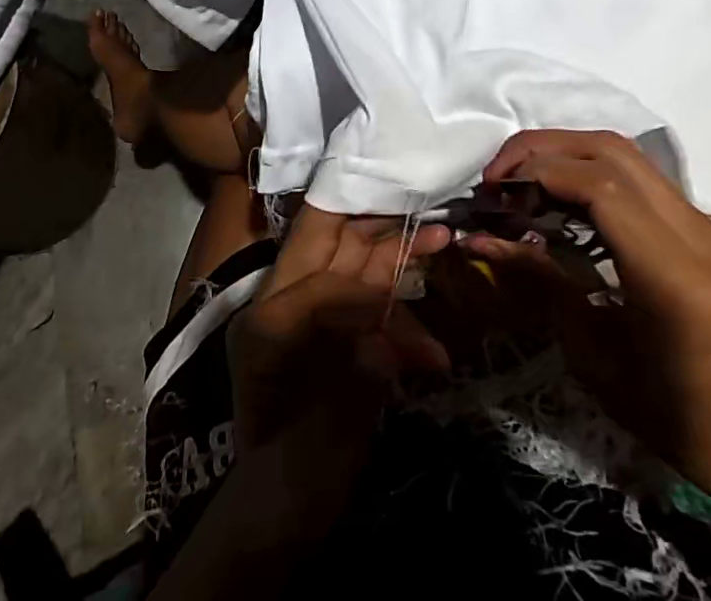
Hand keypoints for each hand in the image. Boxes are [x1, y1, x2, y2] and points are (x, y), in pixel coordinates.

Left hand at [225, 205, 451, 516]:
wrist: (286, 510)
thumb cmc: (294, 479)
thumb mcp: (321, 440)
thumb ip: (351, 385)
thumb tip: (384, 343)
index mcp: (268, 325)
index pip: (314, 279)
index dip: (363, 282)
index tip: (407, 294)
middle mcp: (285, 307)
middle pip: (328, 245)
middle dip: (375, 221)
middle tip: (421, 201)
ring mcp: (314, 316)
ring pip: (357, 265)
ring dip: (398, 252)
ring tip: (442, 237)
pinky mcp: (340, 330)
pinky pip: (374, 300)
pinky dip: (405, 311)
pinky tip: (433, 346)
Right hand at [459, 130, 710, 532]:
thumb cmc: (671, 419)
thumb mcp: (593, 356)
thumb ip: (541, 284)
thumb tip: (482, 239)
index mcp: (677, 281)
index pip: (604, 189)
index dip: (541, 173)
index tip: (495, 189)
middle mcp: (705, 240)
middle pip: (618, 154)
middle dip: (548, 149)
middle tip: (499, 175)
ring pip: (633, 159)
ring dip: (570, 156)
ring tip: (523, 181)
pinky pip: (646, 184)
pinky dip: (594, 177)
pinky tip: (564, 201)